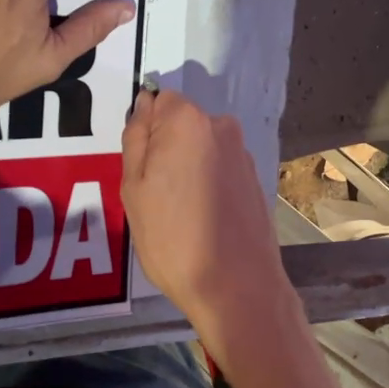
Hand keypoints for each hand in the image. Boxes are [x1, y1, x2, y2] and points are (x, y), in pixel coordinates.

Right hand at [121, 89, 292, 335]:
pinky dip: (207, 184)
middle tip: (155, 195)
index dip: (144, 131)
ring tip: (179, 213)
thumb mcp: (133, 188)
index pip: (158, 101)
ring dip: (187, 168)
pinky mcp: (255, 179)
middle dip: (166, 148)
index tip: (141, 168)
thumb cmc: (174, 237)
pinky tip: (203, 220)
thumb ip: (136, 138)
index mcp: (188, 120)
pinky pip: (219, 168)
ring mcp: (242, 153)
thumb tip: (143, 107)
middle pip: (181, 123)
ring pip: (200, 147)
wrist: (237, 286)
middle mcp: (221, 126)